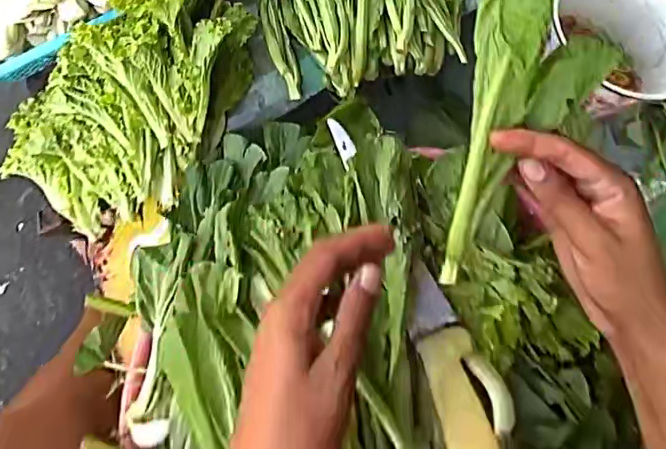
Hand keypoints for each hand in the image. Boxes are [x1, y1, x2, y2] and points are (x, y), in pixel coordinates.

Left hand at [231, 224, 394, 448]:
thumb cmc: (301, 428)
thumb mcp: (335, 373)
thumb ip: (354, 317)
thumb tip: (371, 269)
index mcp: (287, 311)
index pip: (324, 256)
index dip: (358, 240)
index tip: (391, 236)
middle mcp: (276, 312)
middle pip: (315, 264)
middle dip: (351, 249)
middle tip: (388, 245)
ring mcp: (274, 332)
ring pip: (310, 284)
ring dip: (342, 269)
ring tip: (374, 267)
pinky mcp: (277, 350)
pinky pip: (307, 305)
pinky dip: (332, 295)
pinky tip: (349, 305)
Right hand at [488, 129, 665, 348]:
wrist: (637, 327)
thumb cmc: (624, 284)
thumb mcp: (591, 242)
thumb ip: (560, 200)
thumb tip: (527, 162)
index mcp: (610, 182)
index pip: (566, 151)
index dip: (531, 141)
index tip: (497, 138)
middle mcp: (596, 184)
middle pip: (557, 156)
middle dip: (525, 145)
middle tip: (489, 139)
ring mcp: (582, 201)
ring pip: (548, 174)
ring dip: (521, 164)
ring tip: (489, 153)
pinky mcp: (569, 220)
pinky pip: (545, 196)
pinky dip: (525, 188)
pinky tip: (503, 180)